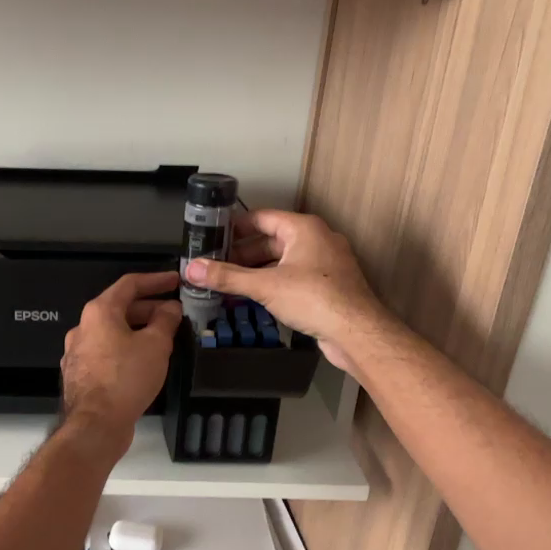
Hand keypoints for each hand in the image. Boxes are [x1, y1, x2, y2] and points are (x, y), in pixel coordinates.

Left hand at [60, 271, 182, 456]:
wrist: (96, 423)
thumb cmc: (126, 378)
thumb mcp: (156, 345)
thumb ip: (166, 321)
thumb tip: (171, 308)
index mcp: (99, 312)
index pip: (129, 284)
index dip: (155, 280)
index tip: (174, 281)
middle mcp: (83, 327)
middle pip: (119, 308)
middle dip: (148, 309)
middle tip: (173, 314)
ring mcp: (77, 352)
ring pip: (111, 332)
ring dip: (137, 330)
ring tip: (162, 338)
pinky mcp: (80, 374)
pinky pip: (105, 353)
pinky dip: (124, 349)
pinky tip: (141, 362)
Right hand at [183, 210, 397, 374]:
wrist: (357, 332)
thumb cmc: (316, 299)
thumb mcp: (264, 286)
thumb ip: (227, 277)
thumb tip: (193, 269)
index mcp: (304, 229)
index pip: (261, 218)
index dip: (236, 227)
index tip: (213, 236)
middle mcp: (317, 240)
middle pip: (271, 240)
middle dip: (242, 254)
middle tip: (216, 265)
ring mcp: (325, 263)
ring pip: (282, 261)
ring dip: (256, 271)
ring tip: (229, 283)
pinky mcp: (328, 285)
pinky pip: (294, 277)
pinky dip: (273, 283)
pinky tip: (255, 298)